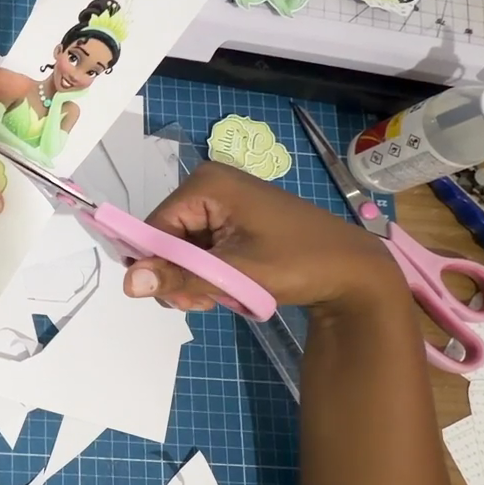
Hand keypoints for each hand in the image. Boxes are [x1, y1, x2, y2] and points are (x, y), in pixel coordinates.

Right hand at [122, 162, 403, 311]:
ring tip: (217, 297)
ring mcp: (221, 199)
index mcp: (206, 184)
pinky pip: (199, 245)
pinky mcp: (231, 216)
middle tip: (202, 301)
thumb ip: (180, 276)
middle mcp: (208, 183)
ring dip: (191, 277)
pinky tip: (225, 285)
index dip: (159, 266)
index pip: (155, 229)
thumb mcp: (236, 274)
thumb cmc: (301, 265)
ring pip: (180, 246)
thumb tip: (128, 283)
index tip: (182, 298)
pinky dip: (206, 270)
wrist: (356, 271)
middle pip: (165, 237)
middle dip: (178, 274)